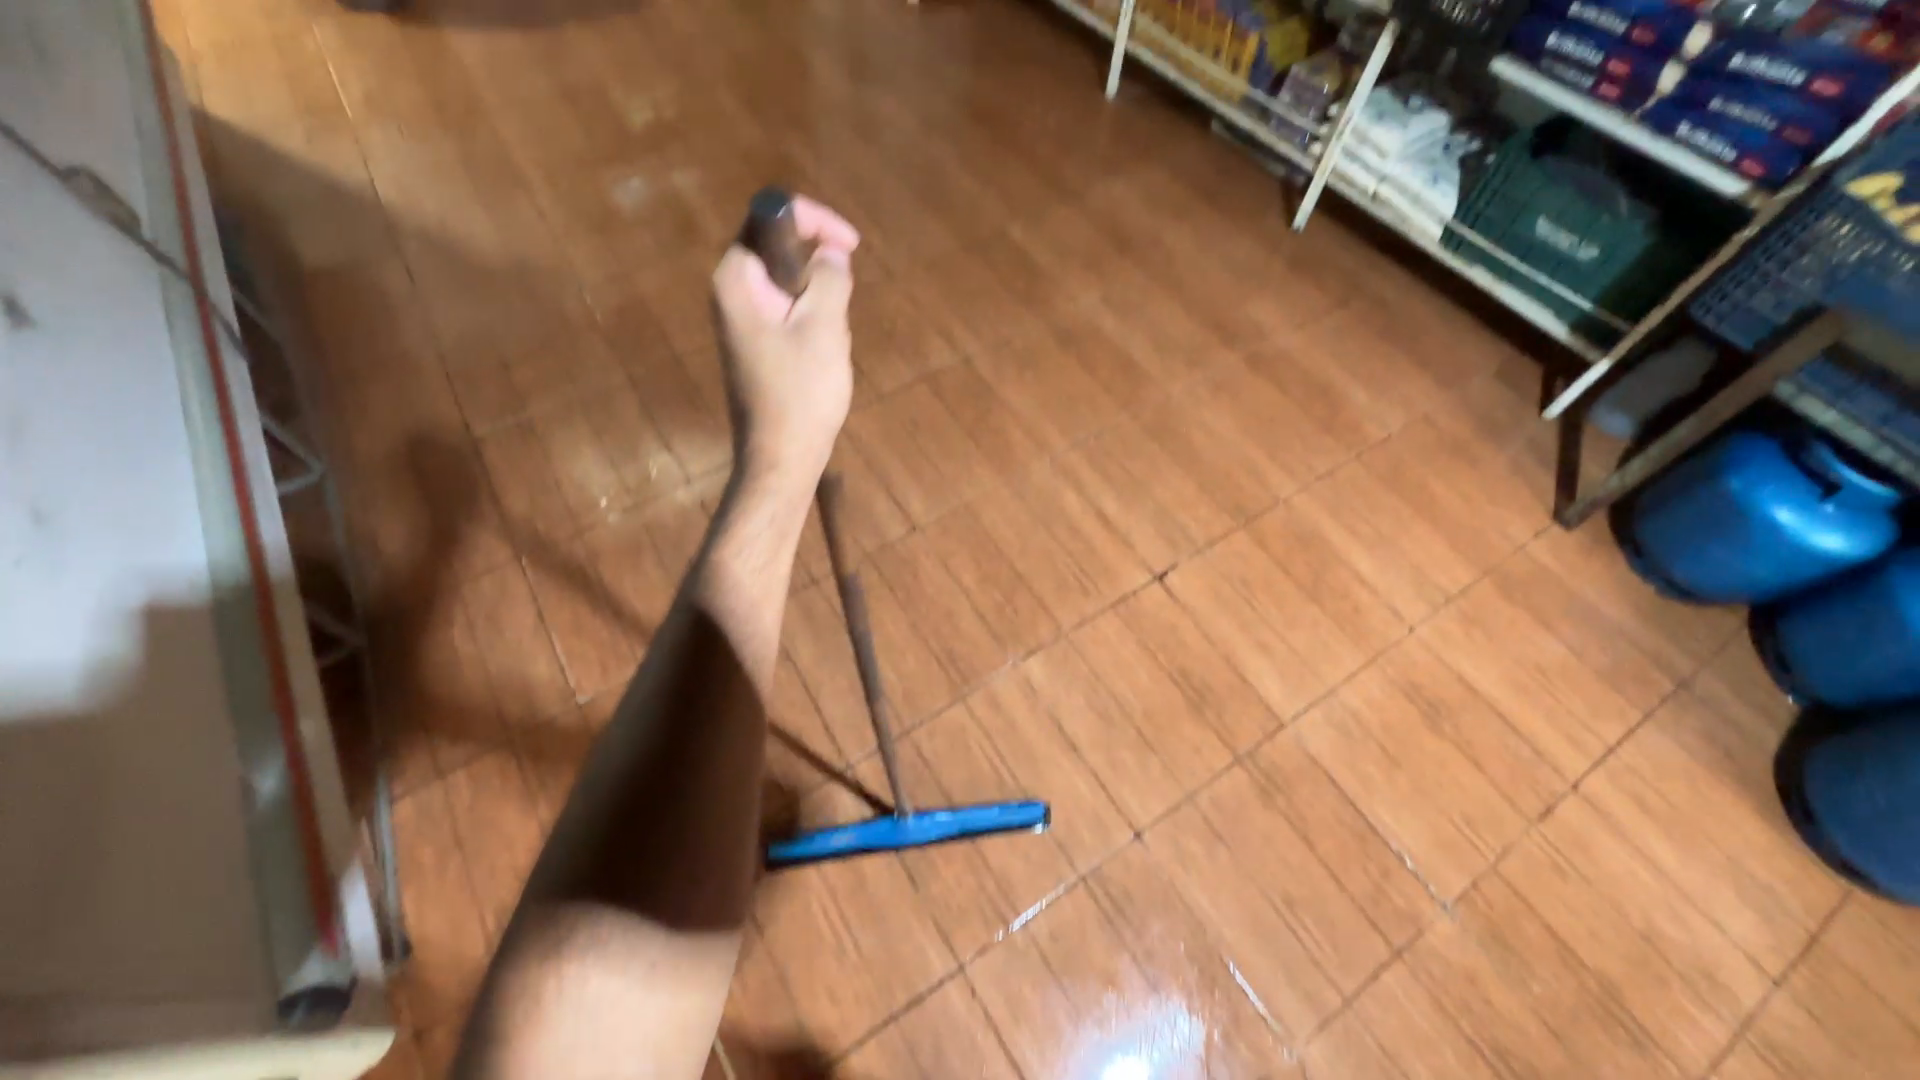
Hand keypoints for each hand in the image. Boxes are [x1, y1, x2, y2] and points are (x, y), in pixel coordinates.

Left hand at [711, 195, 859, 484]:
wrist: (782, 457)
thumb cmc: (801, 393)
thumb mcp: (825, 326)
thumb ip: (830, 277)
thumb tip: (832, 253)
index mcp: (736, 279)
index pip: (771, 217)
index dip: (814, 220)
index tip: (851, 246)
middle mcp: (731, 293)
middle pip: (783, 251)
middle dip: (821, 274)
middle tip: (840, 309)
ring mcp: (742, 321)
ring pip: (793, 287)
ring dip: (823, 306)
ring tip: (830, 346)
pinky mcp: (756, 345)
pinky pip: (791, 316)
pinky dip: (815, 326)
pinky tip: (823, 361)